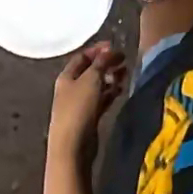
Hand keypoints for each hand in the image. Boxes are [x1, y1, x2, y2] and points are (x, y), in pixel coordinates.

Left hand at [49, 41, 125, 156]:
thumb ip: (101, 63)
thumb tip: (109, 50)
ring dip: (111, 78)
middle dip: (107, 63)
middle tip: (124, 60)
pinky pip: (101, 99)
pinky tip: (121, 89)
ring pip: (97, 85)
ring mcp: (80, 104)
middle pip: (91, 70)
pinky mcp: (88, 118)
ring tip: (125, 73)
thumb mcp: (91, 79)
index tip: (115, 46)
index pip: (82, 56)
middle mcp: (71, 88)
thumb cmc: (78, 107)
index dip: (98, 50)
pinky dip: (111, 93)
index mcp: (66, 76)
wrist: (72, 147)